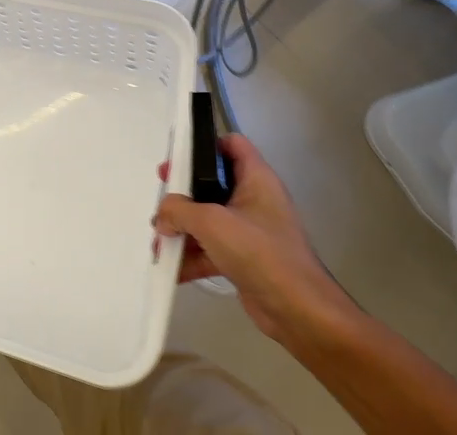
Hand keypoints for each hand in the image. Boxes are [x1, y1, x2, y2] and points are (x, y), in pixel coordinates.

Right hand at [157, 133, 356, 343]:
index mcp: (256, 179)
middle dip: (183, 192)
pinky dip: (193, 256)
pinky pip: (212, 249)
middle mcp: (254, 200)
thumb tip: (162, 216)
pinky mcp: (245, 258)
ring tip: (158, 242)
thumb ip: (179, 210)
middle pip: (212, 182)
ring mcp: (250, 231)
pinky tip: (171, 269)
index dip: (205, 145)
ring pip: (208, 219)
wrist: (299, 311)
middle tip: (161, 198)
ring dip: (182, 230)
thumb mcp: (212, 222)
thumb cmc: (260, 252)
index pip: (232, 144)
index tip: (178, 160)